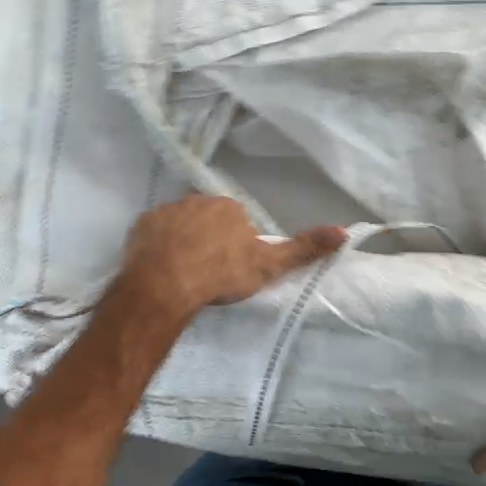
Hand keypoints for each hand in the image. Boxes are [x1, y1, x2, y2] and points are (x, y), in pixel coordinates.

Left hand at [114, 195, 345, 320]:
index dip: (237, 245)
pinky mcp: (140, 225)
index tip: (233, 268)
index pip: (238, 221)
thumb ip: (304, 248)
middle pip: (208, 220)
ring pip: (180, 225)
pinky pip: (154, 233)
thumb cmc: (221, 274)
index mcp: (229, 207)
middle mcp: (197, 200)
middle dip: (210, 240)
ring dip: (183, 242)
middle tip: (209, 273)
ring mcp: (166, 211)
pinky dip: (158, 247)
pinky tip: (161, 268)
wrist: (165, 285)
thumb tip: (344, 231)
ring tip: (184, 273)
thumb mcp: (269, 265)